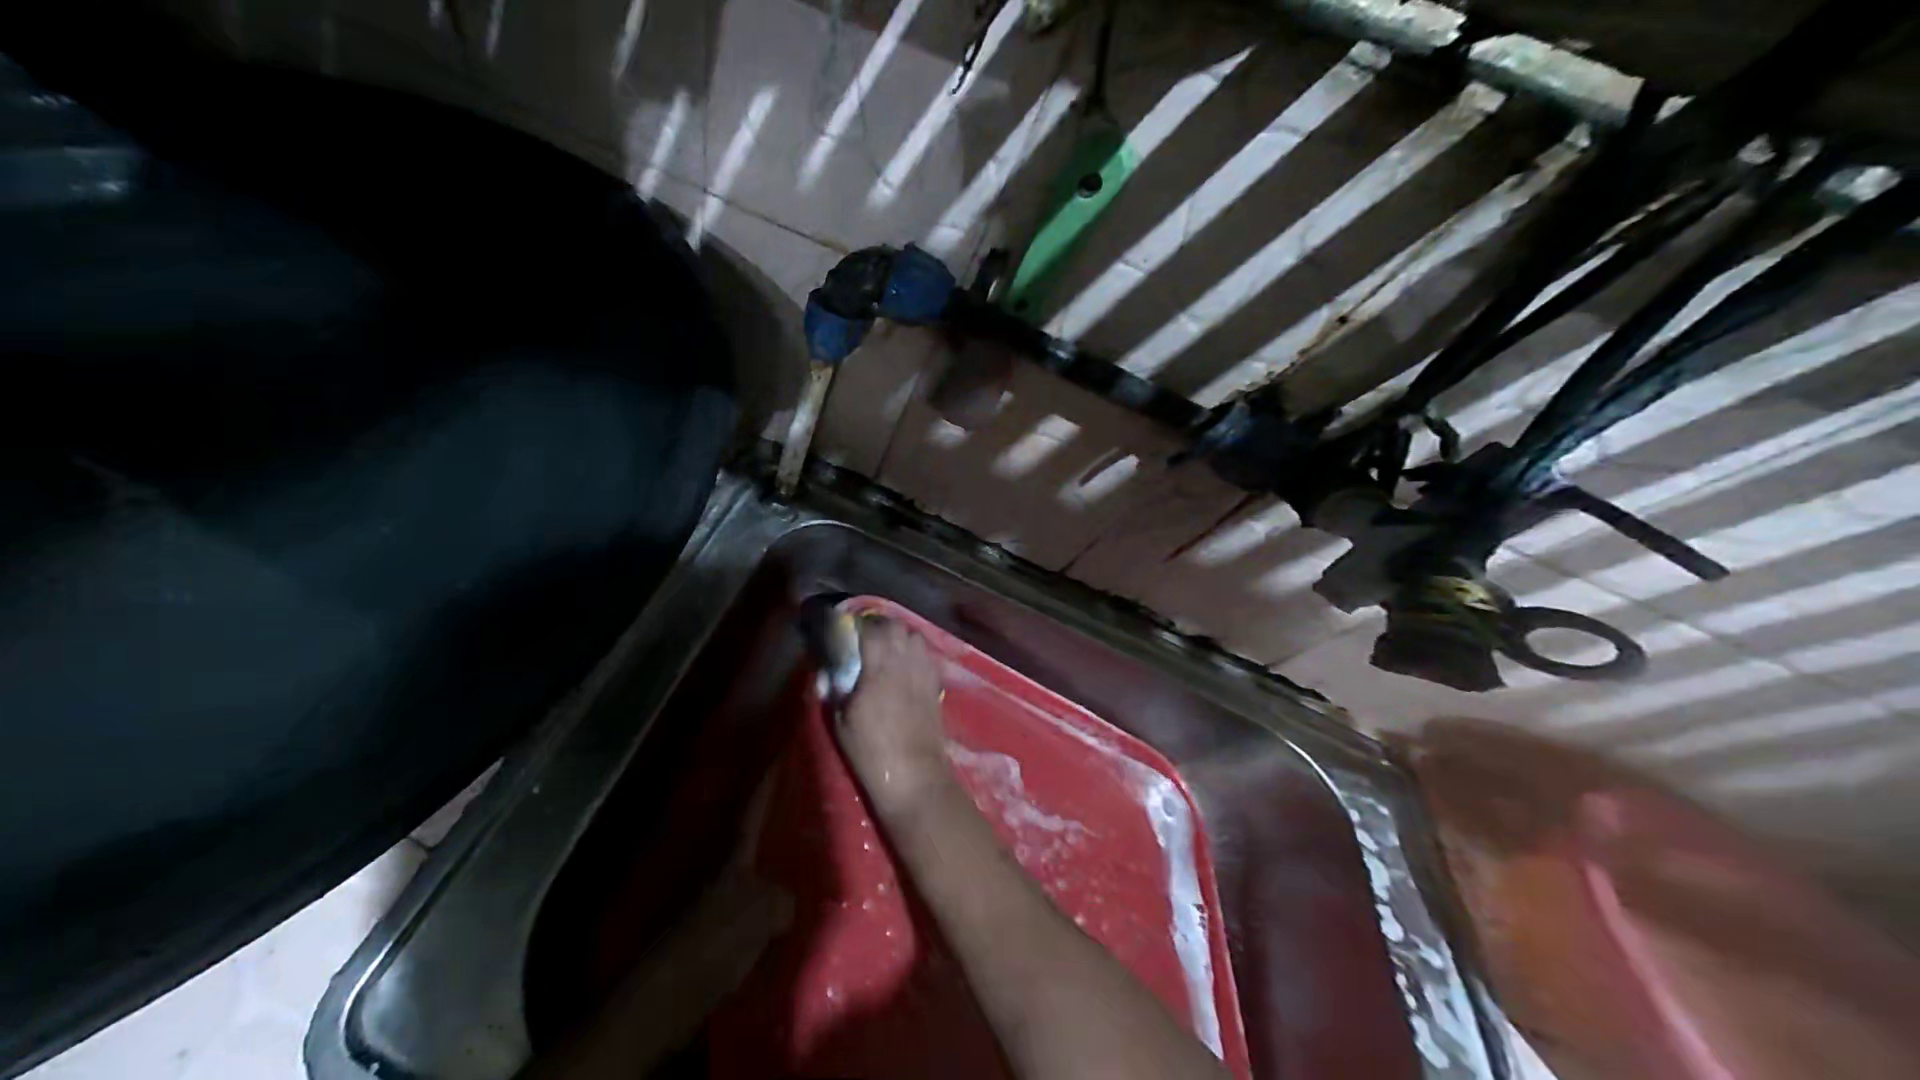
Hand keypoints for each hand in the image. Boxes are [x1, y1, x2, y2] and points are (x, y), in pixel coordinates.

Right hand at [836, 618, 952, 818]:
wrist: (913, 774)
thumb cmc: (871, 750)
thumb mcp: (841, 721)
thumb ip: (833, 689)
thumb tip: (825, 671)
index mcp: (879, 667)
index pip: (870, 629)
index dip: (858, 624)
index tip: (846, 628)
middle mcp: (905, 662)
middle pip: (896, 626)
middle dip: (880, 626)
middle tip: (866, 637)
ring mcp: (924, 672)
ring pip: (916, 637)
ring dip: (901, 637)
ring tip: (888, 649)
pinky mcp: (936, 685)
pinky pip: (927, 656)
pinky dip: (916, 653)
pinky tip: (906, 667)